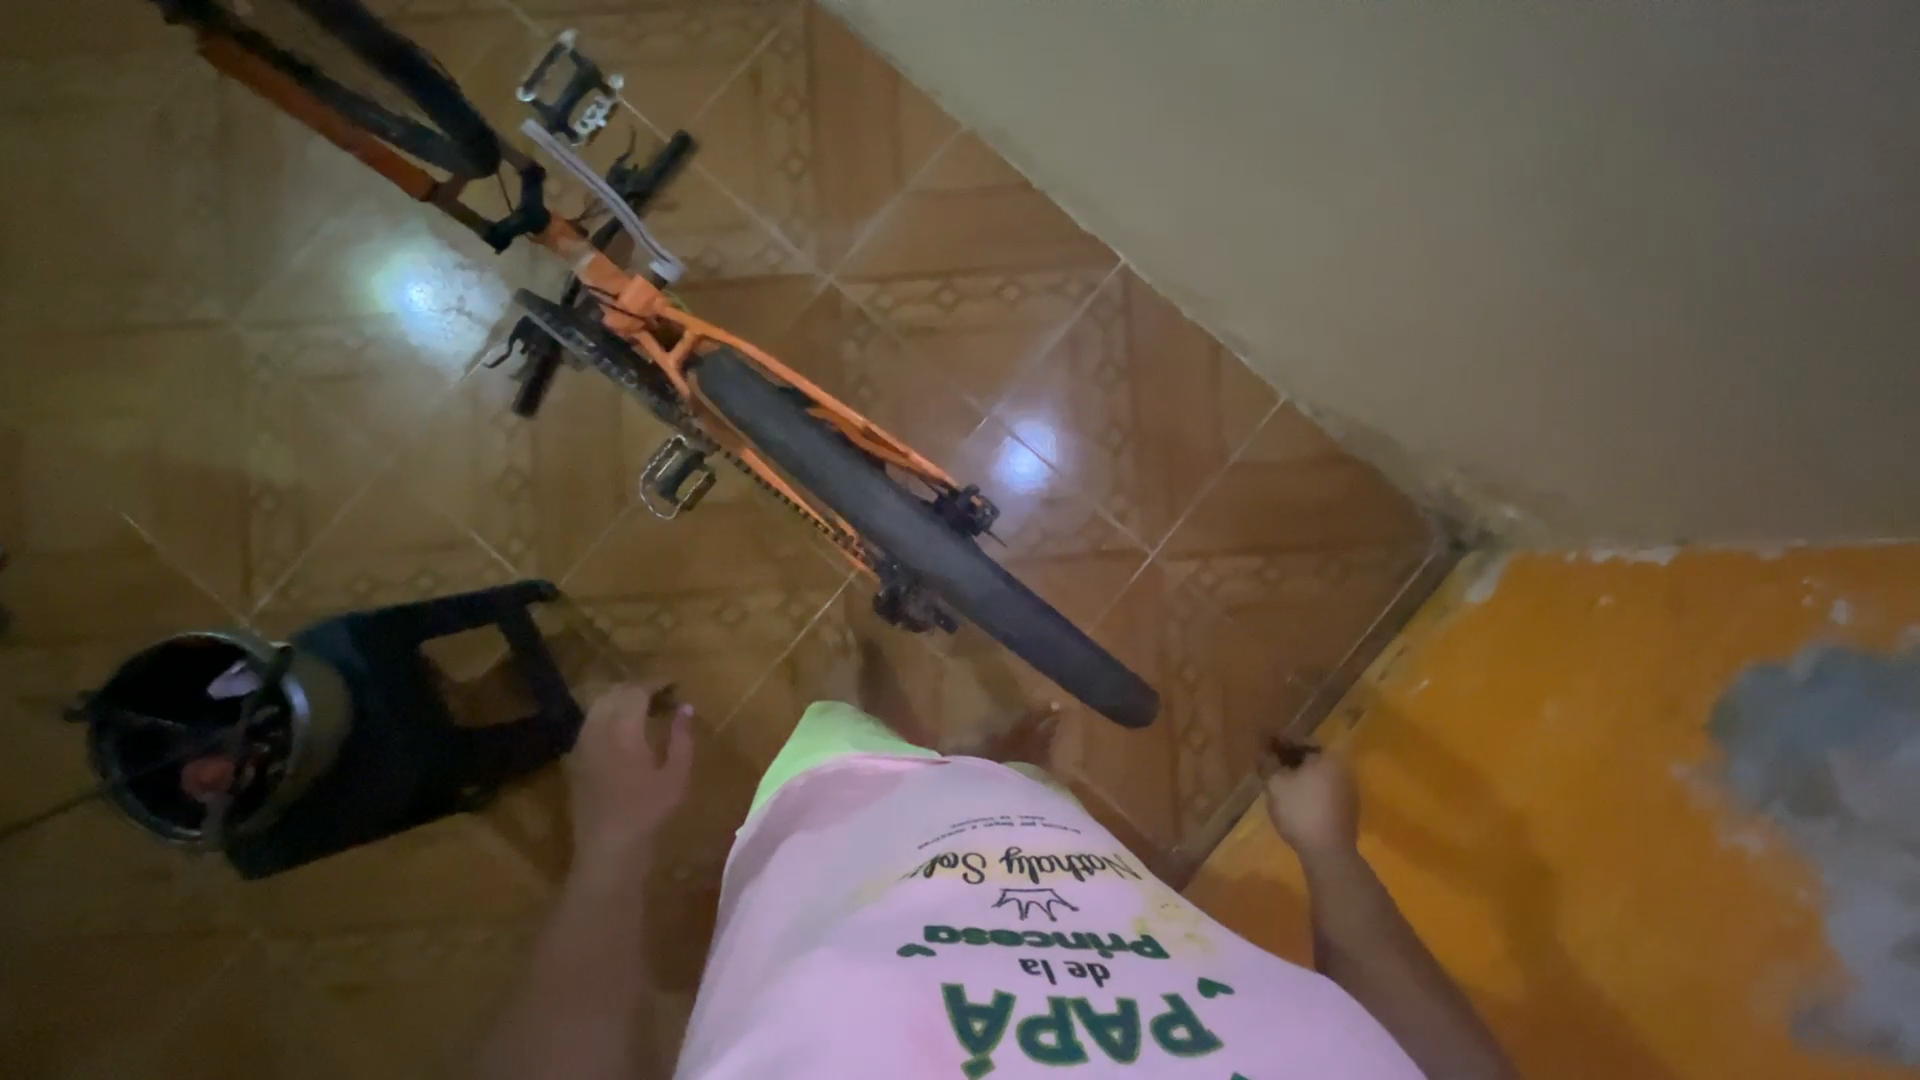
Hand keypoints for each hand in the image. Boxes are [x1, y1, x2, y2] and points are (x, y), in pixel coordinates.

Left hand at [567, 683, 693, 863]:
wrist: (608, 848)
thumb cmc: (649, 811)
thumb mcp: (677, 773)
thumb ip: (681, 736)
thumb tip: (685, 707)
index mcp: (623, 729)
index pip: (636, 690)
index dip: (656, 683)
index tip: (675, 684)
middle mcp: (597, 730)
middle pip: (613, 693)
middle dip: (637, 688)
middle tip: (662, 696)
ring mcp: (581, 745)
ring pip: (598, 706)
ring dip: (620, 700)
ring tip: (644, 710)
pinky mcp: (575, 760)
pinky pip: (590, 724)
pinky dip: (607, 716)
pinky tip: (624, 731)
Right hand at [1261, 740, 1358, 861]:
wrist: (1329, 852)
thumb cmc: (1300, 811)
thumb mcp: (1275, 785)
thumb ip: (1268, 765)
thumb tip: (1263, 753)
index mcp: (1327, 758)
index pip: (1300, 742)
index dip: (1280, 743)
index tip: (1264, 746)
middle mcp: (1343, 769)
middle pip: (1312, 758)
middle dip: (1291, 760)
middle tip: (1271, 765)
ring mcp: (1349, 790)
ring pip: (1319, 776)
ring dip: (1301, 776)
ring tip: (1281, 783)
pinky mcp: (1349, 809)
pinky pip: (1325, 791)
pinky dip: (1311, 790)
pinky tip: (1296, 800)